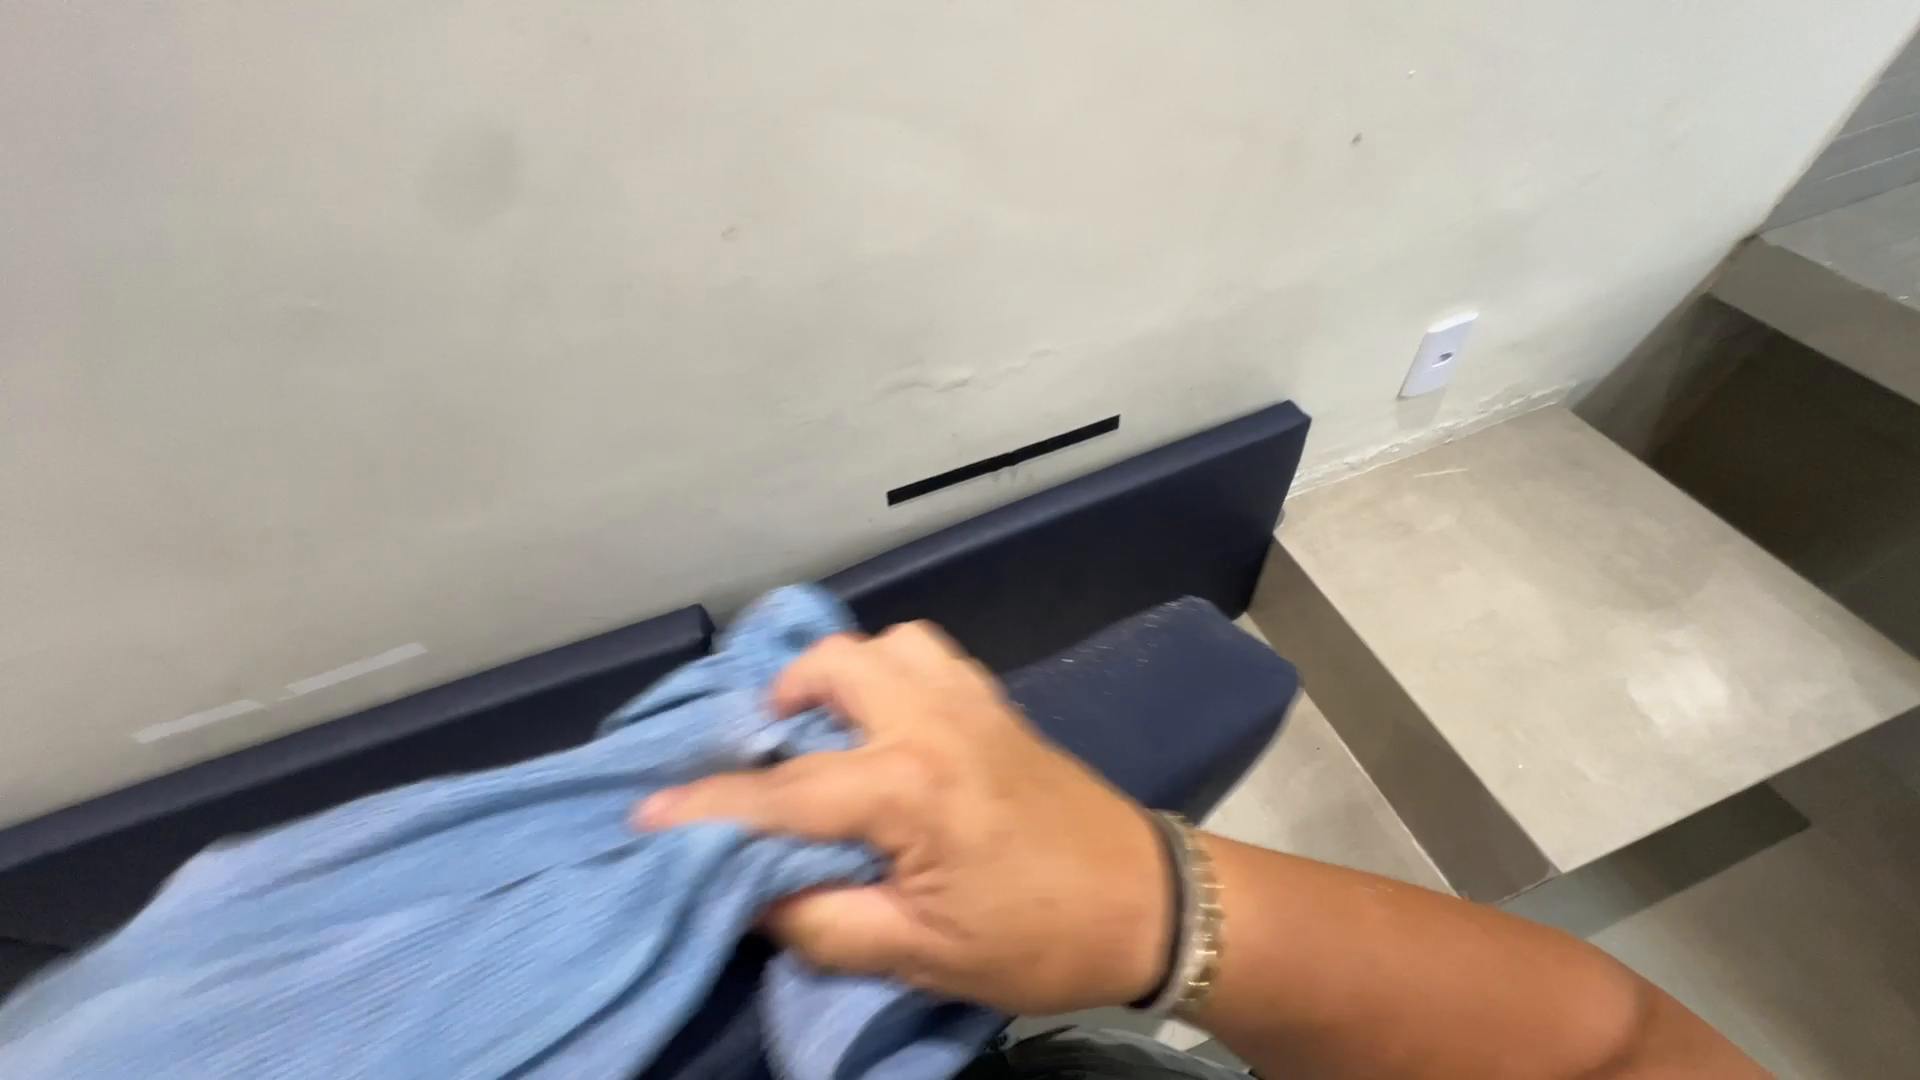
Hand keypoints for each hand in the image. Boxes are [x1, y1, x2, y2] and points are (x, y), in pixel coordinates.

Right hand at [632, 622, 1170, 1013]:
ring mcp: (968, 699)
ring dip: (840, 674)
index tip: (648, 813)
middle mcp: (931, 720)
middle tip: (763, 754)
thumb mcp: (921, 953)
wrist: (1142, 898)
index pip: (784, 794)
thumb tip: (752, 892)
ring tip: (824, 724)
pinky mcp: (994, 699)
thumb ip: (823, 921)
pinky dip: (890, 667)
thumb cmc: (1035, 936)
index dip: (709, 808)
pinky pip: (928, 654)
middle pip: (832, 670)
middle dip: (779, 701)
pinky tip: (887, 714)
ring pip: (884, 644)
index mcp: (907, 787)